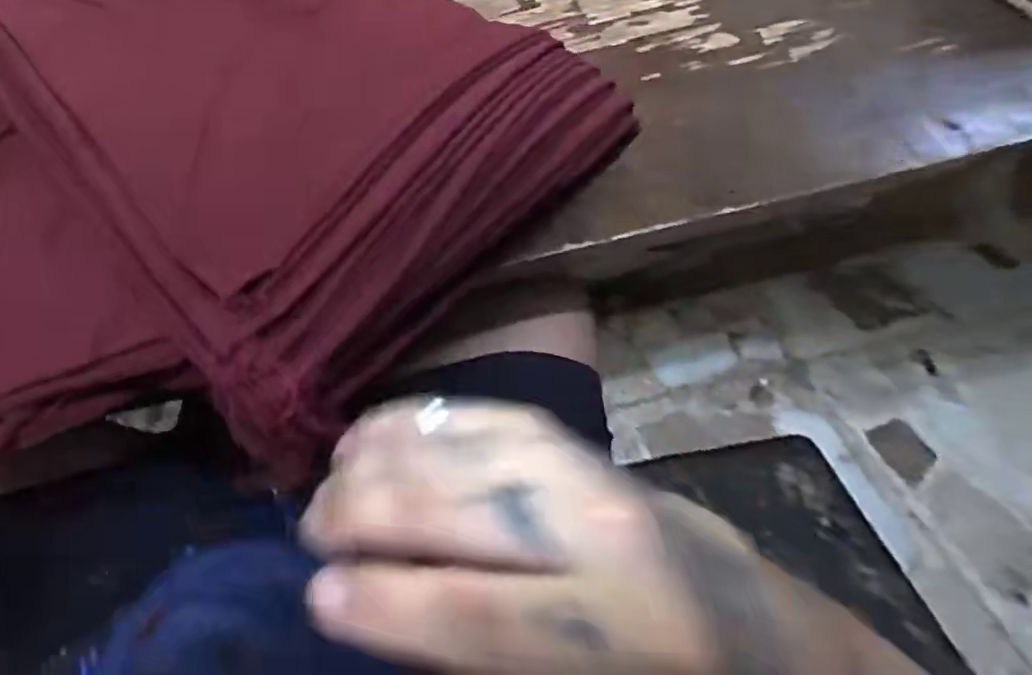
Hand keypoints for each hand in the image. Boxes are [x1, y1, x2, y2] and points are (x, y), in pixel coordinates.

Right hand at [300, 399, 806, 674]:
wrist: (754, 620)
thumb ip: (476, 651)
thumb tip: (361, 597)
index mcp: (629, 629)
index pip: (471, 611)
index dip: (379, 603)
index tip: (315, 596)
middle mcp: (595, 528)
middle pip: (431, 511)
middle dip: (348, 520)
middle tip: (309, 536)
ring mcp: (567, 459)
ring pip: (424, 452)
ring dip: (356, 472)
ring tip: (327, 497)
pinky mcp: (544, 425)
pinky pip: (441, 414)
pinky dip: (386, 429)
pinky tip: (356, 448)